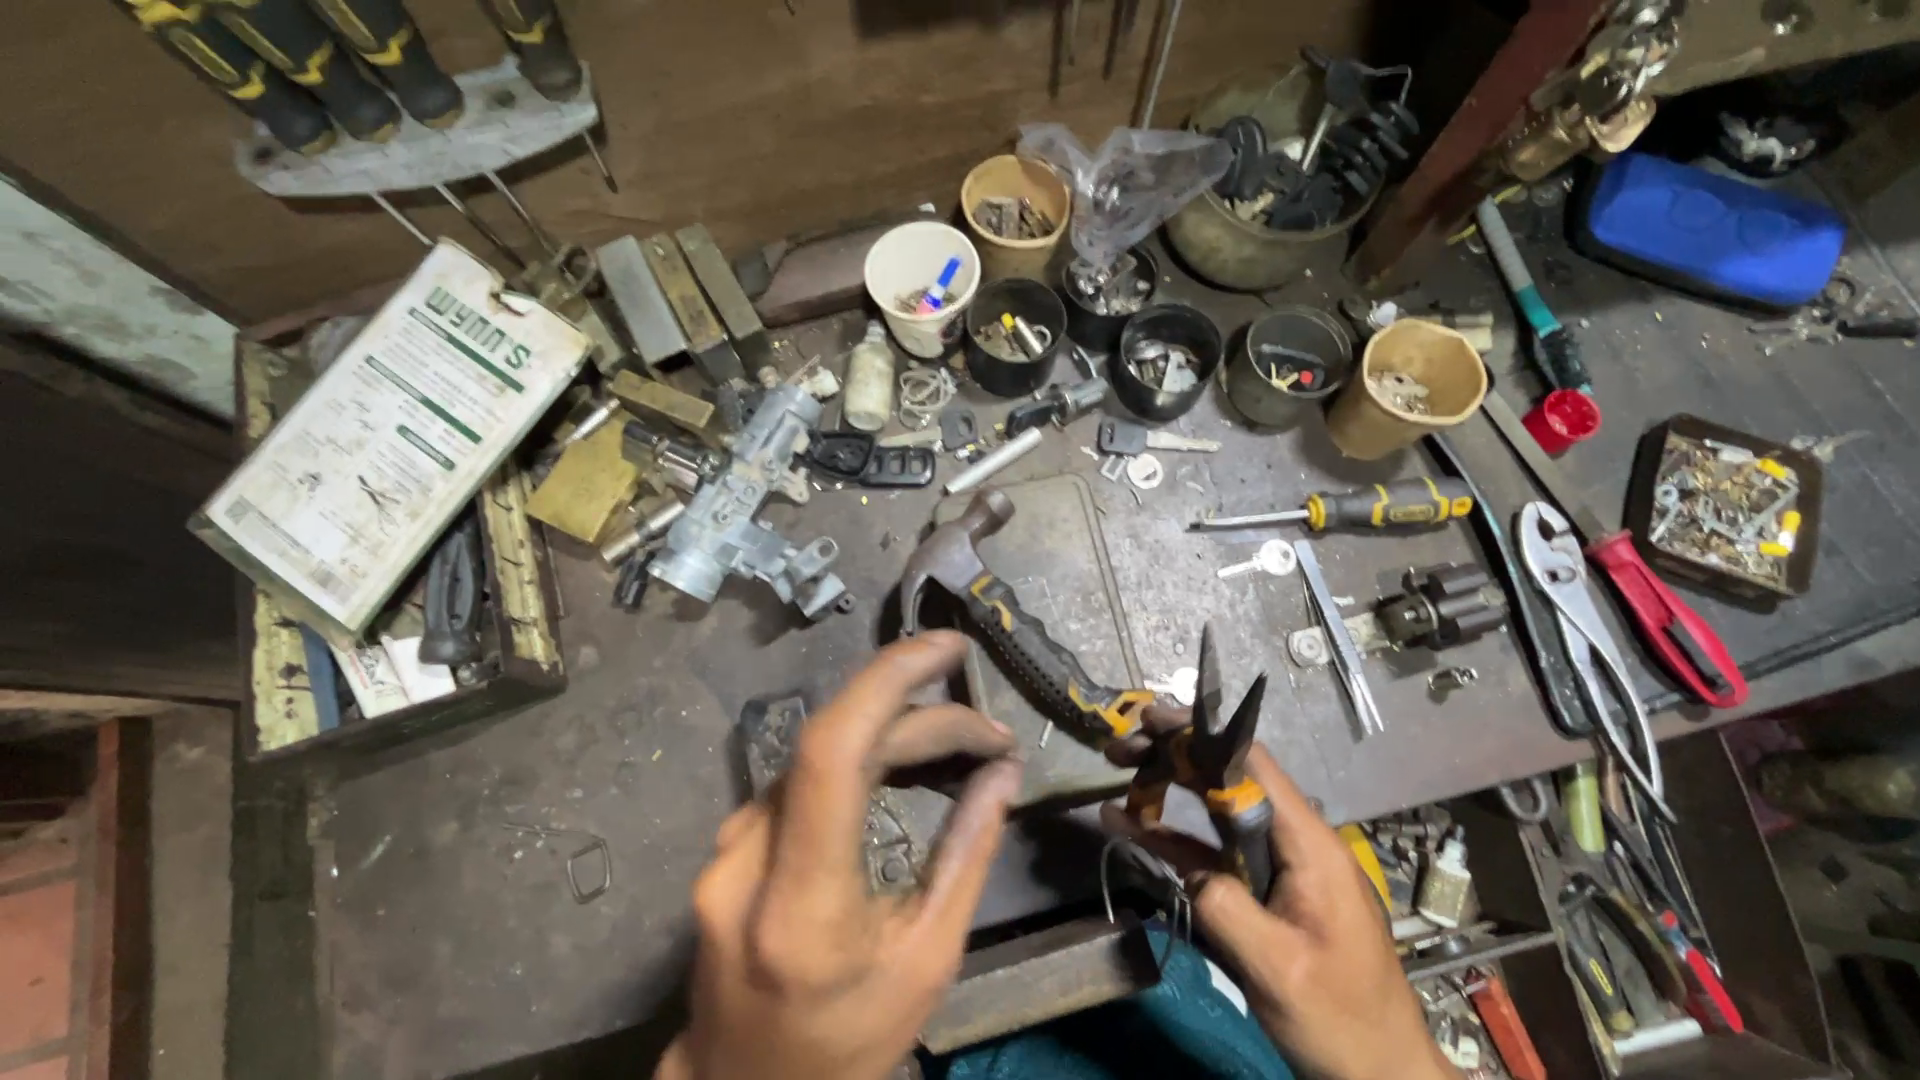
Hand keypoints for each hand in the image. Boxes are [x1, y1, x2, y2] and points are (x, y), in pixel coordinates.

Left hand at [657, 631, 1022, 1079]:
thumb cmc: (847, 1039)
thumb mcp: (927, 959)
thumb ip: (966, 857)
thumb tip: (1002, 772)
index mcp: (801, 904)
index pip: (832, 752)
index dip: (888, 681)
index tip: (949, 649)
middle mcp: (746, 860)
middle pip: (836, 743)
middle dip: (922, 719)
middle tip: (991, 735)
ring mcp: (726, 848)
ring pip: (819, 754)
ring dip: (894, 735)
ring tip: (961, 742)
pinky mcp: (729, 842)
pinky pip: (804, 777)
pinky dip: (861, 758)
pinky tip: (905, 760)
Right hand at [1102, 707, 1455, 1079]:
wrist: (1383, 1075)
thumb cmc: (1340, 1019)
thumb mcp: (1277, 966)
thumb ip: (1224, 906)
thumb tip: (1186, 870)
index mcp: (1309, 844)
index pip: (1252, 766)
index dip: (1199, 735)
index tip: (1150, 720)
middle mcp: (1295, 841)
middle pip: (1229, 780)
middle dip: (1174, 756)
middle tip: (1120, 748)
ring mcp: (1280, 865)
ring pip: (1216, 812)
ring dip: (1167, 792)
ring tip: (1118, 773)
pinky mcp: (1265, 890)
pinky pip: (1215, 853)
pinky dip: (1174, 840)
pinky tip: (1131, 827)